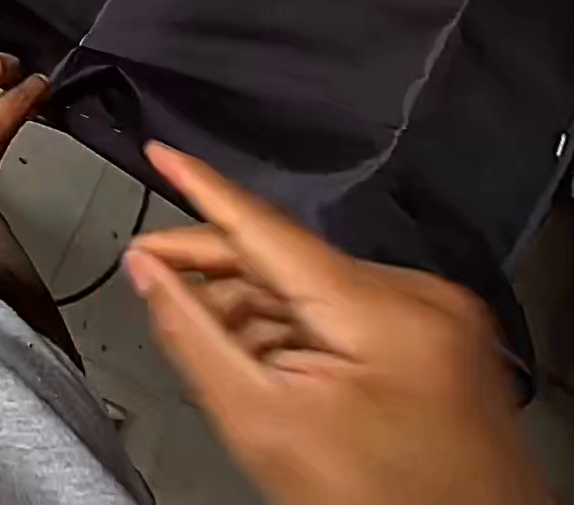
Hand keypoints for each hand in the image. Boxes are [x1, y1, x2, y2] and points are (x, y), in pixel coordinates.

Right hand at [123, 142, 547, 504]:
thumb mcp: (260, 422)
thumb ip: (190, 332)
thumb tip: (146, 269)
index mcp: (384, 315)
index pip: (265, 226)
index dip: (201, 185)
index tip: (161, 152)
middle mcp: (416, 296)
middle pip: (280, 254)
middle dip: (209, 263)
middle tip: (149, 263)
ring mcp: (427, 310)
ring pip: (300, 278)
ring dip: (243, 298)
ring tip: (200, 327)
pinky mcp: (425, 327)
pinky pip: (329, 300)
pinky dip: (282, 318)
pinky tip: (250, 345)